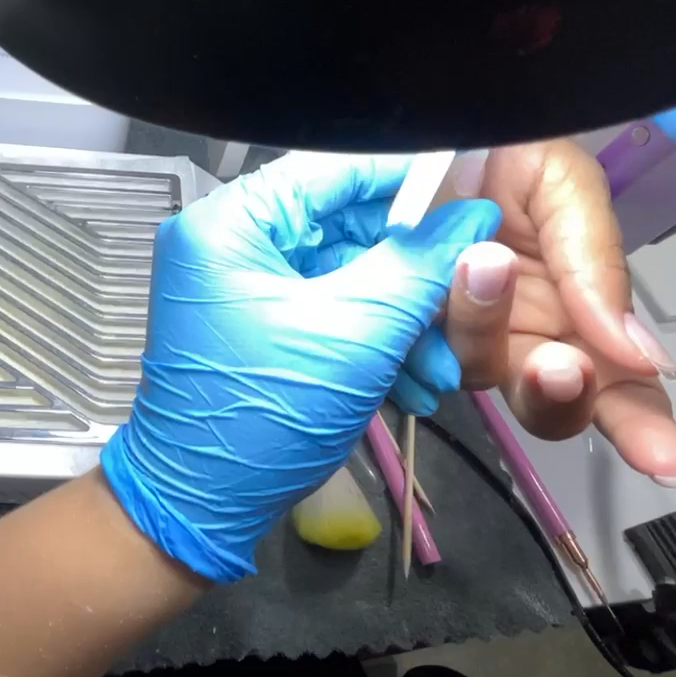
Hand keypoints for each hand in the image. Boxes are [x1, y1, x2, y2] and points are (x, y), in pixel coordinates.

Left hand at [98, 153, 501, 582]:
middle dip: (410, 272)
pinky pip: (326, 309)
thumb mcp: (354, 334)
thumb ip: (417, 267)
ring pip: (342, 274)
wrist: (201, 506)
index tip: (467, 184)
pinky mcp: (257, 324)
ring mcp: (240, 285)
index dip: (401, 175)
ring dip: (399, 317)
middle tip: (467, 294)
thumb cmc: (266, 413)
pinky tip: (416, 380)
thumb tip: (473, 217)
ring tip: (444, 365)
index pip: (326, 170)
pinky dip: (371, 338)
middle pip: (340, 226)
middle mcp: (228, 243)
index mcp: (230, 224)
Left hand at [388, 143, 675, 484]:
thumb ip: (596, 260)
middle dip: (556, 394)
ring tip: (486, 266)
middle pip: (544, 397)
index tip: (666, 459)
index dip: (643, 426)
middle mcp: (521, 331)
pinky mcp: (402, 311)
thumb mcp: (566, 187)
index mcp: (576, 312)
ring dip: (486, 331)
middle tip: (559, 368)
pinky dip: (419, 336)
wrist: (438, 134)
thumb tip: (636, 352)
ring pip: (477, 367)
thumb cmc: (511, 153)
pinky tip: (422, 310)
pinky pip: (411, 344)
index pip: (620, 383)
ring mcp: (459, 325)